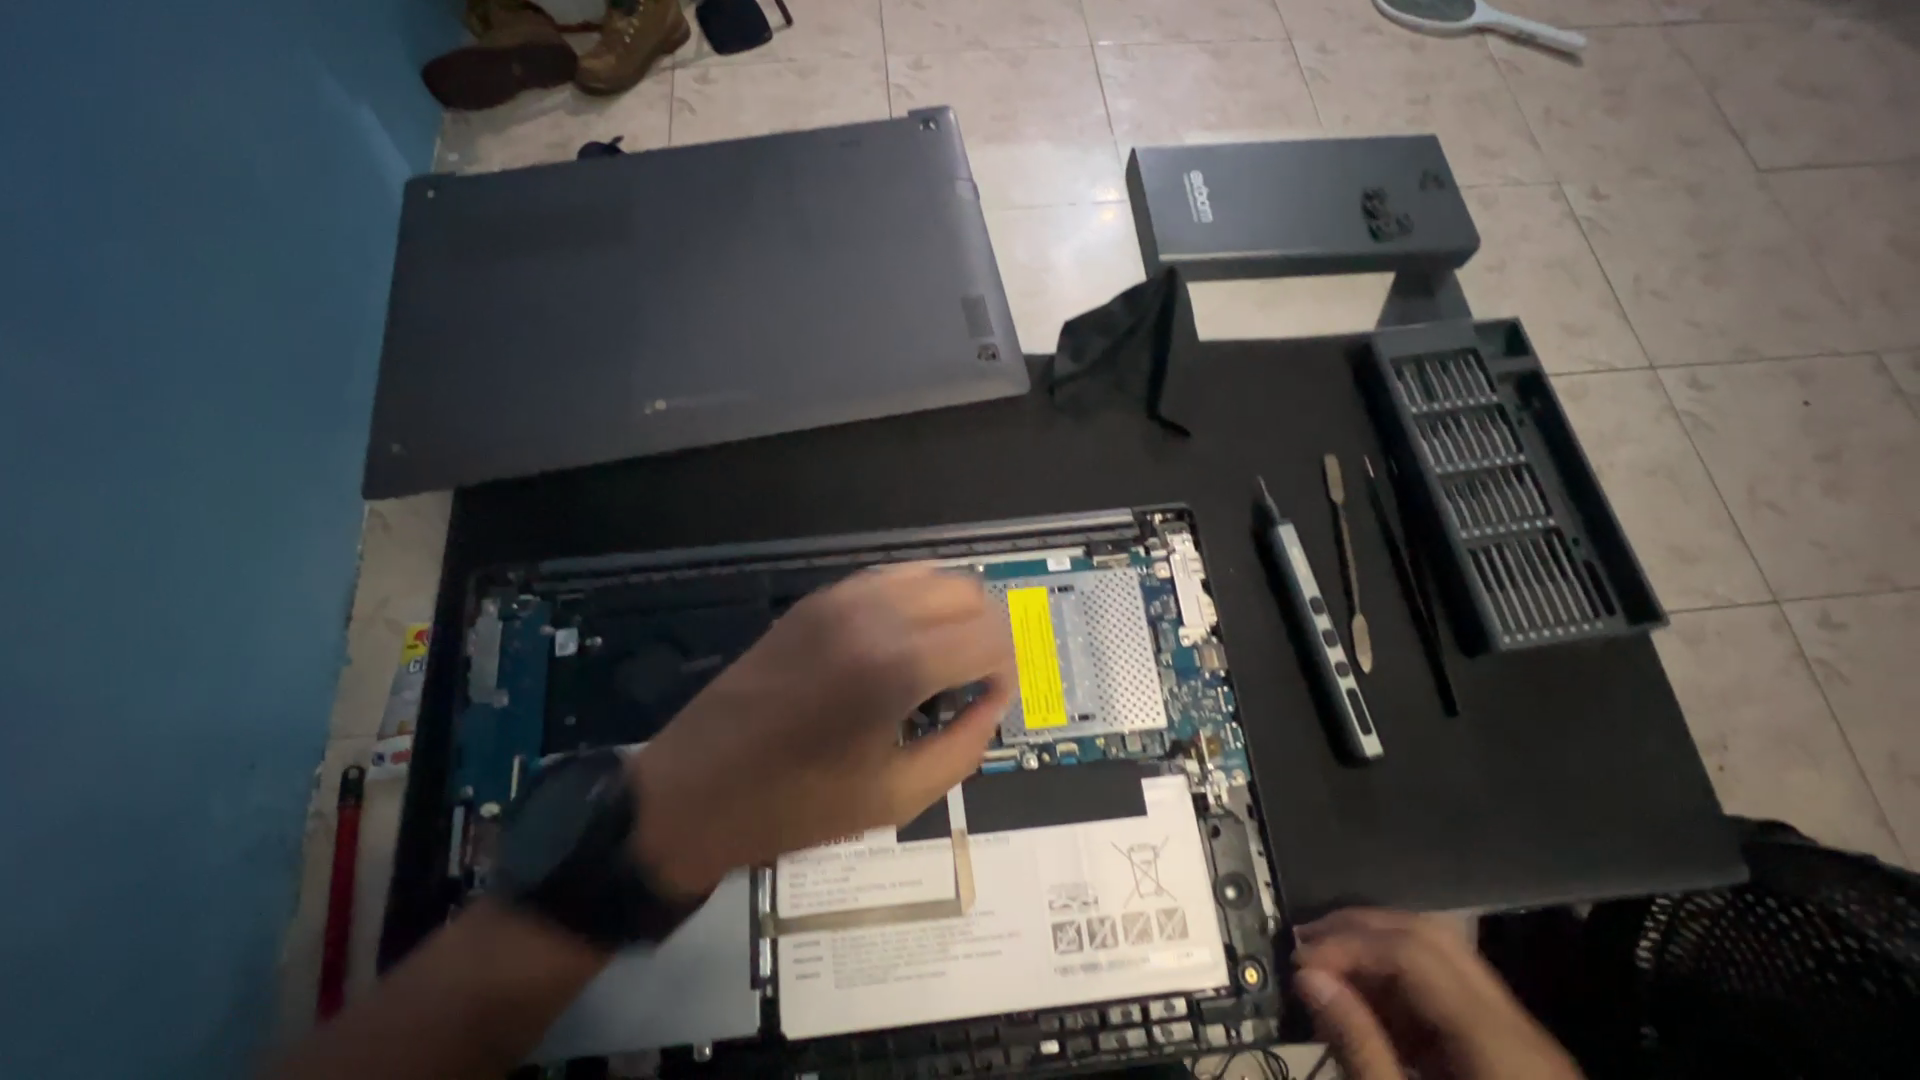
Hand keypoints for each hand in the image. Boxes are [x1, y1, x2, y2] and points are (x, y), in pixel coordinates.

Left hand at [628, 564, 1016, 897]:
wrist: (693, 790)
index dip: (1006, 670)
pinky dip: (912, 603)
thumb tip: (991, 704)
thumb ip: (964, 747)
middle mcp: (873, 614)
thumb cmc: (795, 806)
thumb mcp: (896, 798)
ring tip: (940, 664)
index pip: (991, 637)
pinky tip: (900, 646)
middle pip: (968, 592)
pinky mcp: (813, 602)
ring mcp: (839, 600)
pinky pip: (887, 580)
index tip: (991, 703)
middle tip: (973, 684)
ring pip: (930, 575)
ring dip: (952, 613)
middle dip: (986, 635)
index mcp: (897, 666)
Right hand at [1293, 909, 1583, 1079]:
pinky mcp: (1510, 1056)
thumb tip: (1309, 978)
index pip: (1414, 953)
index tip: (1299, 966)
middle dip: (1362, 932)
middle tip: (1305, 949)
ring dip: (1378, 953)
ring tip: (1325, 973)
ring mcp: (1520, 1039)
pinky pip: (1448, 995)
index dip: (1349, 945)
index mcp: (1501, 1048)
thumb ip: (1358, 1047)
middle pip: (1433, 938)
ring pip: (1442, 958)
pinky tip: (1363, 1006)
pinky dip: (1399, 987)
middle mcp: (1518, 1028)